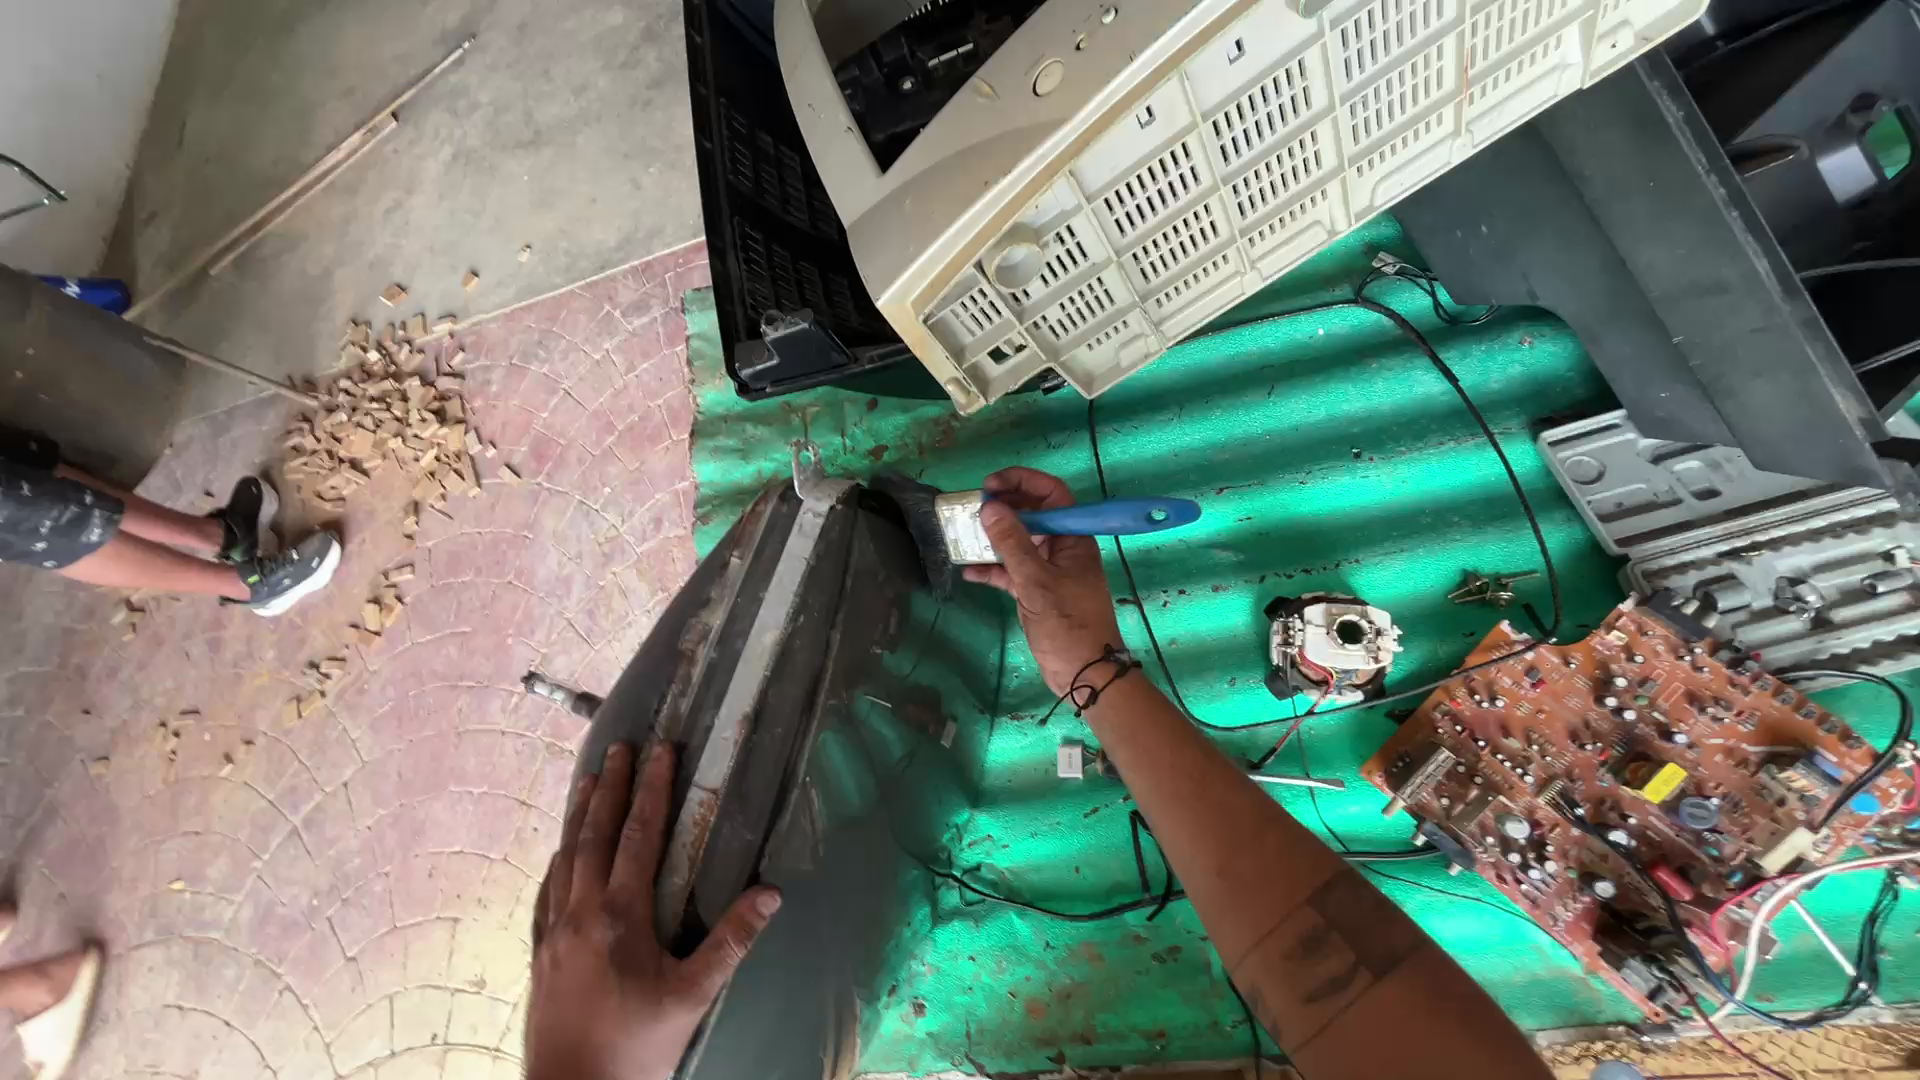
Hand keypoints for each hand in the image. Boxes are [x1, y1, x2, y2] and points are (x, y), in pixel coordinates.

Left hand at [526, 742, 781, 1079]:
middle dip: (611, 788)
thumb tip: (772, 893)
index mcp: (619, 916)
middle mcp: (580, 913)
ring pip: (566, 858)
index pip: (639, 837)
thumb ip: (731, 941)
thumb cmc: (637, 1048)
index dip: (652, 790)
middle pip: (596, 835)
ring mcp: (553, 933)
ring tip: (588, 779)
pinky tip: (560, 854)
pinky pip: (546, 892)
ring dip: (580, 815)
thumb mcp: (693, 996)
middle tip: (620, 748)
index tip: (661, 751)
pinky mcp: (539, 955)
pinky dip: (558, 860)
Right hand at [961, 467, 1125, 695]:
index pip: (1050, 493)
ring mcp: (1049, 570)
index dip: (1021, 482)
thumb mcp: (1036, 581)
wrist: (1083, 673)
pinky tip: (968, 571)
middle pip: (1031, 515)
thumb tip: (990, 507)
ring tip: (964, 535)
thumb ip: (1012, 543)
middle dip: (1003, 508)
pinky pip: (1011, 572)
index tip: (990, 486)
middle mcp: (1062, 548)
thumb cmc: (1067, 623)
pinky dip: (992, 570)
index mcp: (1073, 538)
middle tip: (973, 509)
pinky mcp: (1036, 592)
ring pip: (1019, 543)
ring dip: (993, 539)